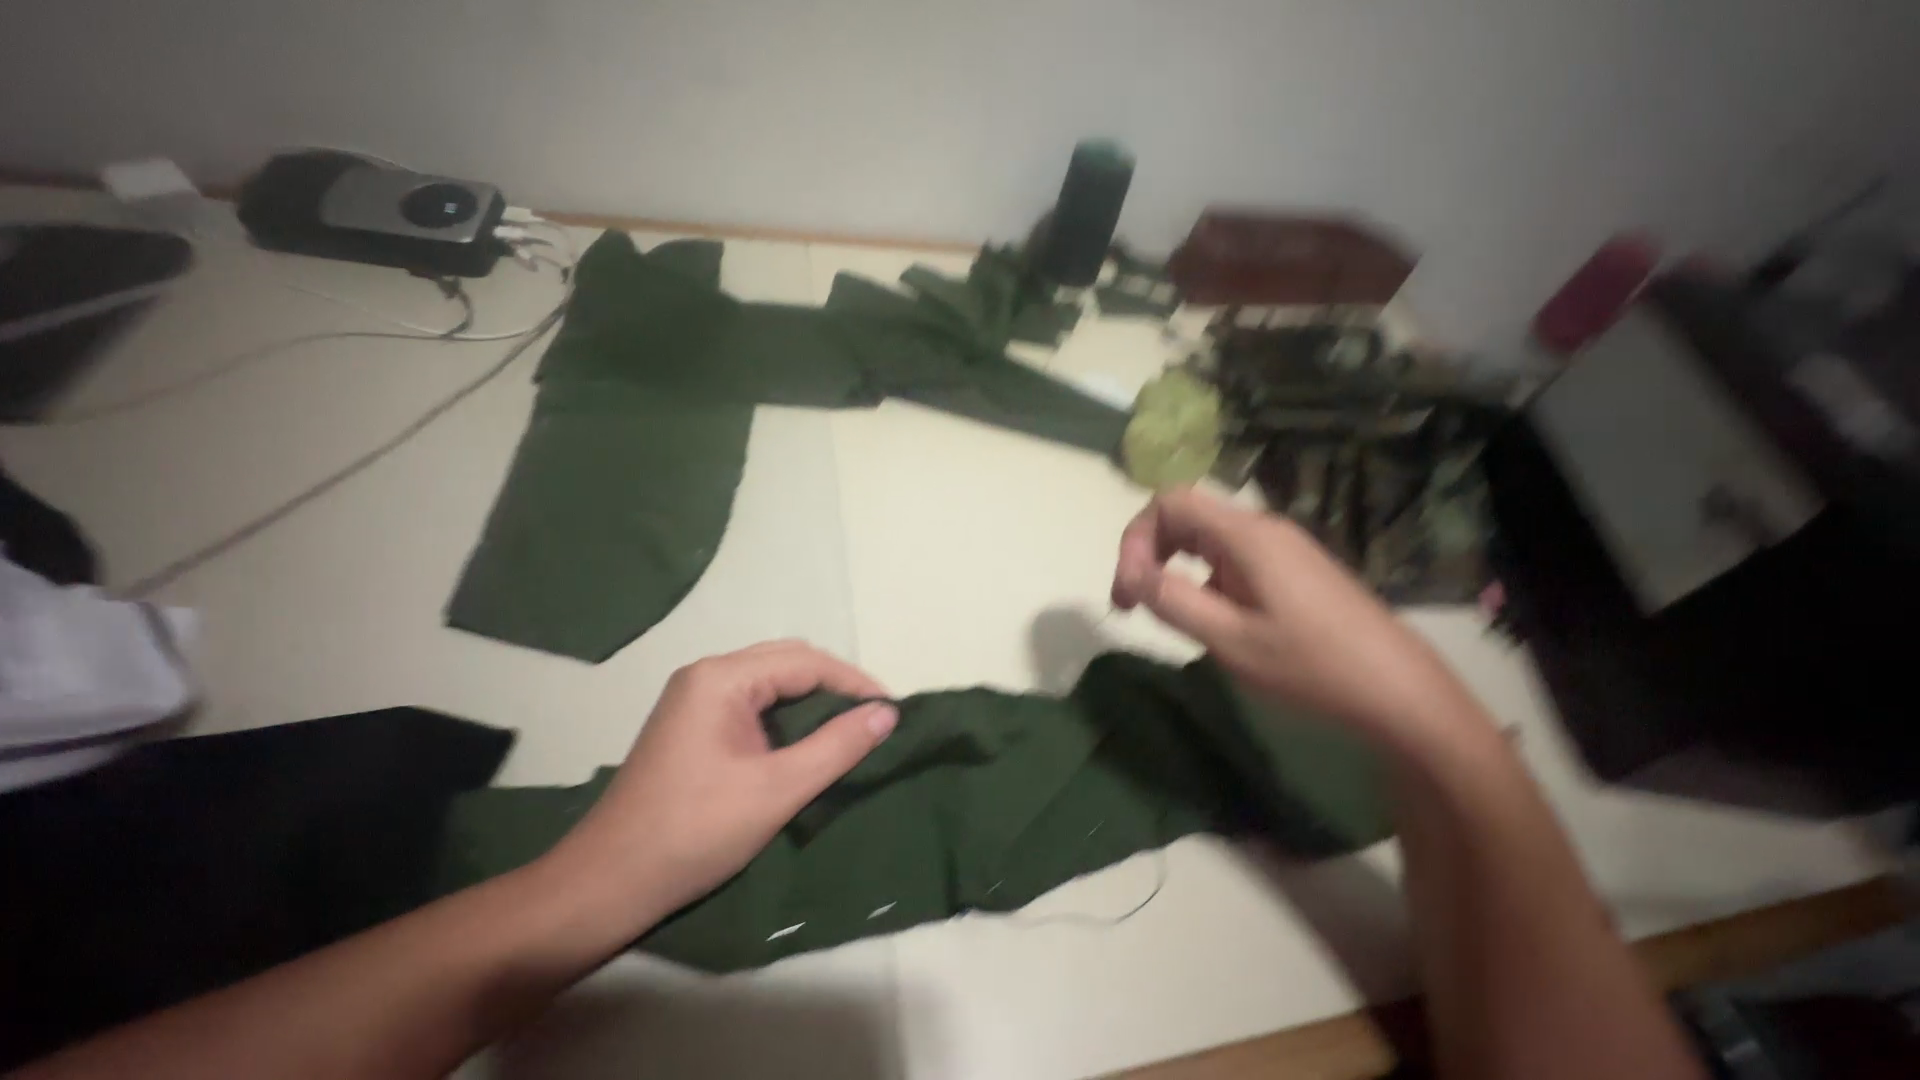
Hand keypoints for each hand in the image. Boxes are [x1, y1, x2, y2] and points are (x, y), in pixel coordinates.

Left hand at [546, 641, 897, 928]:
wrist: (609, 883)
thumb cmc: (695, 832)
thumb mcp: (778, 789)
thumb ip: (837, 746)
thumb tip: (887, 713)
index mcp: (721, 678)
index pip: (805, 661)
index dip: (854, 682)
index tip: (893, 711)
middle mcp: (706, 676)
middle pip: (786, 663)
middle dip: (835, 687)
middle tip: (876, 720)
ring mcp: (693, 701)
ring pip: (769, 685)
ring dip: (811, 703)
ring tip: (851, 731)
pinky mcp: (691, 728)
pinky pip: (751, 707)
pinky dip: (785, 720)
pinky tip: (807, 746)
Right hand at [1112, 489, 1486, 747]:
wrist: (1397, 689)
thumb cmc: (1311, 665)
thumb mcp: (1230, 641)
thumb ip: (1173, 601)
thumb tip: (1131, 573)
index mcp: (1246, 536)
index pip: (1169, 503)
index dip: (1135, 539)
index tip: (1127, 592)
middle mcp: (1263, 530)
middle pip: (1186, 516)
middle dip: (1148, 553)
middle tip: (1131, 604)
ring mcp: (1282, 549)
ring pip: (1208, 540)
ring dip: (1174, 568)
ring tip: (1167, 617)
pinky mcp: (1294, 570)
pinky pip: (1233, 560)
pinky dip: (1204, 580)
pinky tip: (1213, 623)